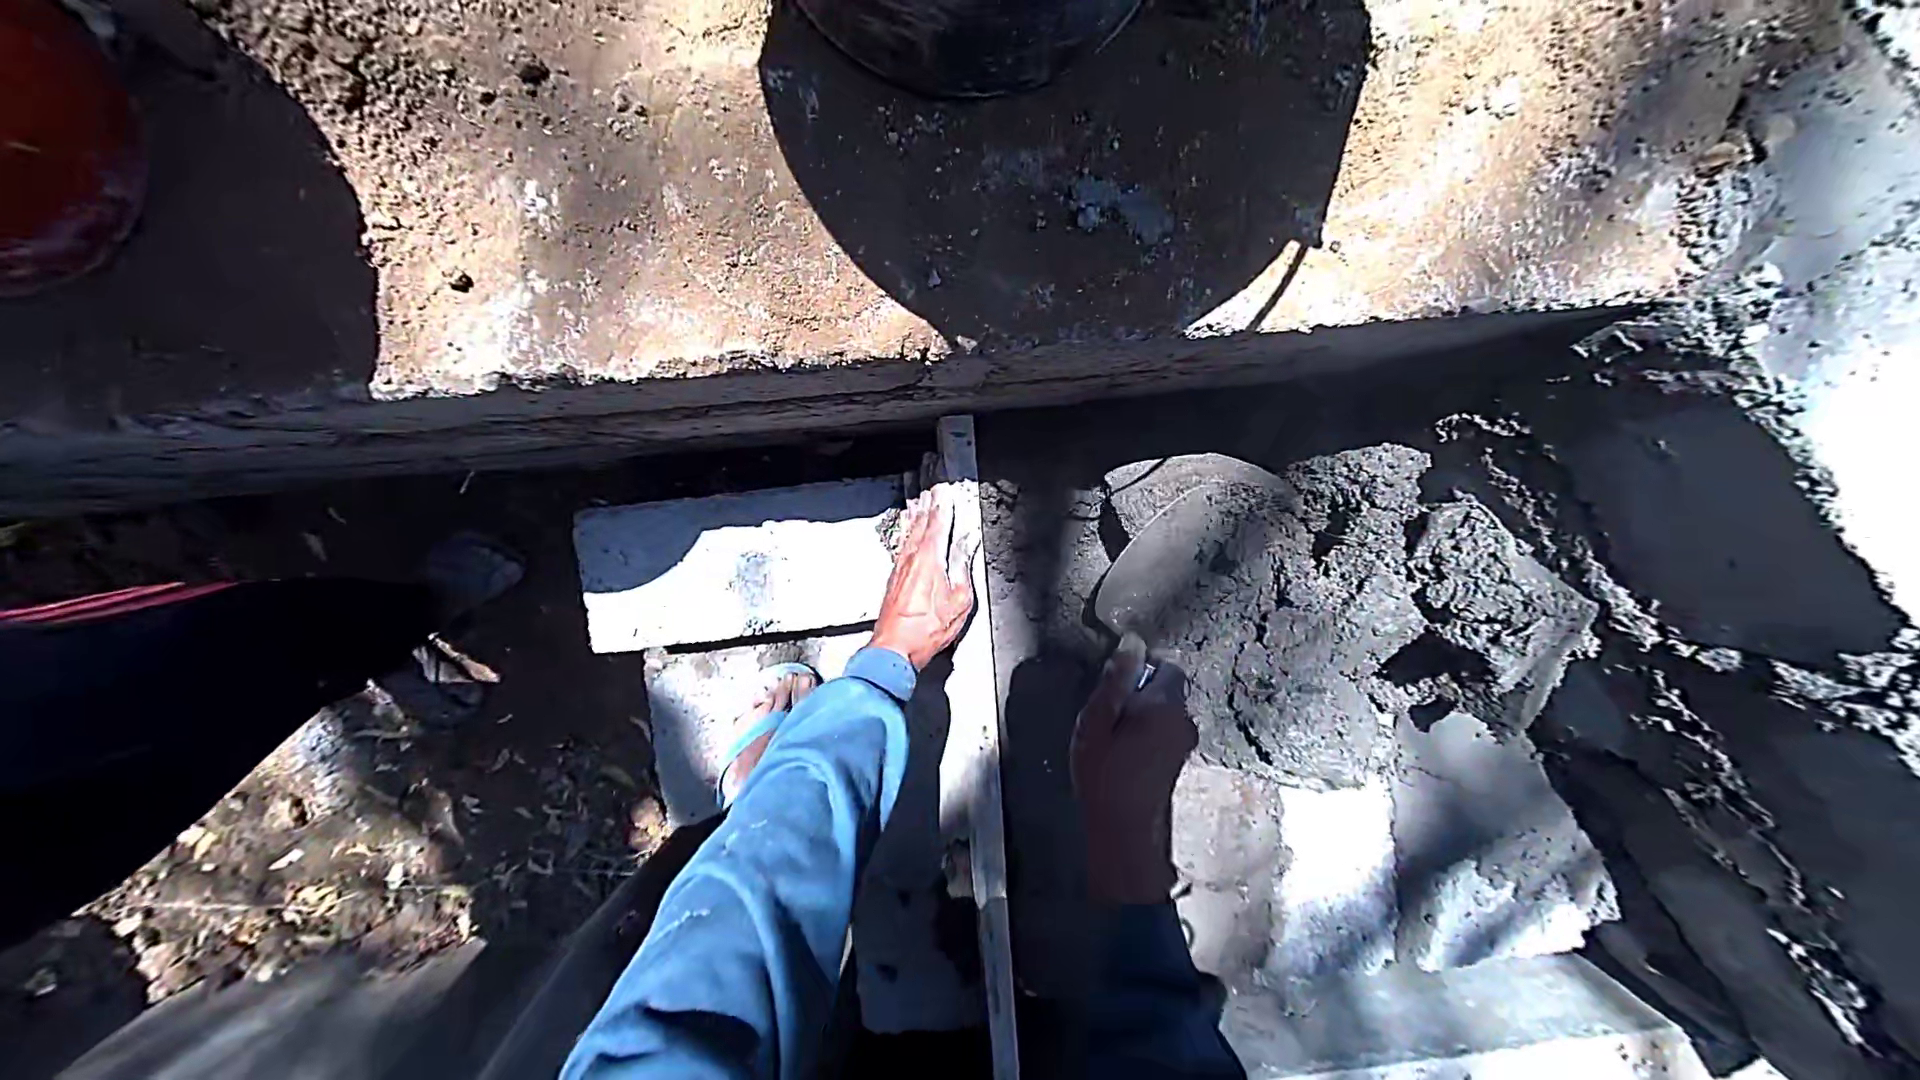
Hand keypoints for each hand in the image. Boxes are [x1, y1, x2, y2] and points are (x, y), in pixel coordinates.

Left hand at [869, 487, 975, 670]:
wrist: (895, 647)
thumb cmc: (927, 629)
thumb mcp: (959, 600)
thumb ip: (962, 567)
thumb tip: (966, 545)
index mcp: (930, 559)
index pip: (938, 524)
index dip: (943, 505)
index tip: (945, 491)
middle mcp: (912, 558)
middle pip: (921, 524)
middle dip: (928, 505)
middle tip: (932, 490)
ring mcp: (900, 567)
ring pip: (909, 533)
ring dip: (915, 516)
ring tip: (918, 503)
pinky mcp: (894, 578)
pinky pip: (901, 545)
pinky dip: (906, 532)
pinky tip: (906, 532)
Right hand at [1072, 634, 1195, 904]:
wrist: (1124, 832)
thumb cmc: (1104, 773)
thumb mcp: (1097, 720)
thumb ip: (1116, 679)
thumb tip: (1133, 641)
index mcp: (1166, 705)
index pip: (1166, 666)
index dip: (1139, 669)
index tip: (1113, 688)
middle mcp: (1184, 720)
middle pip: (1164, 688)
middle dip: (1138, 692)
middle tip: (1106, 716)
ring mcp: (1184, 742)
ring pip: (1162, 711)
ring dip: (1140, 715)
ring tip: (1110, 737)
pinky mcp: (1178, 760)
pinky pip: (1162, 730)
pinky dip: (1144, 733)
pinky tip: (1122, 754)